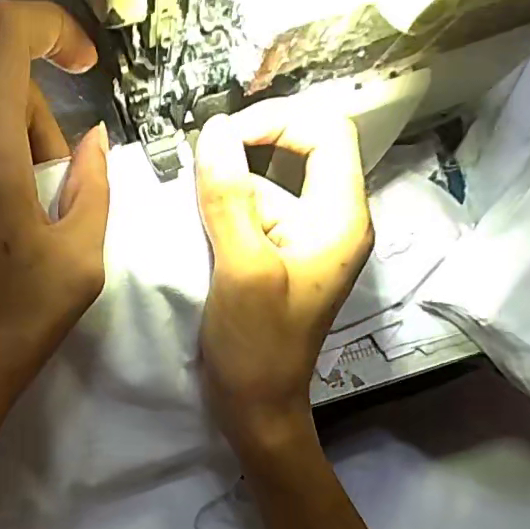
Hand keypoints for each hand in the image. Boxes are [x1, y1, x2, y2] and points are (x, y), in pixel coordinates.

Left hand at [0, 0, 112, 464]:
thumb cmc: (21, 328)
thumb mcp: (82, 261)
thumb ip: (95, 186)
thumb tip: (92, 139)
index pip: (2, 36)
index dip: (48, 28)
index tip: (82, 66)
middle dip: (38, 129)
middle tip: (56, 198)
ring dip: (7, 156)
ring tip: (21, 228)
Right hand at [195, 99, 371, 453]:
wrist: (257, 408)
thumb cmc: (258, 346)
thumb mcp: (242, 269)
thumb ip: (229, 199)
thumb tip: (214, 132)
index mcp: (340, 219)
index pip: (326, 132)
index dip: (278, 120)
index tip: (225, 140)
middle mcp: (329, 222)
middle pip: (295, 155)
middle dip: (244, 156)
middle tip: (198, 174)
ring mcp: (302, 243)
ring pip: (267, 188)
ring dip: (227, 189)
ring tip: (190, 211)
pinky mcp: (278, 260)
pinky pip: (253, 218)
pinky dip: (224, 215)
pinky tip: (196, 229)